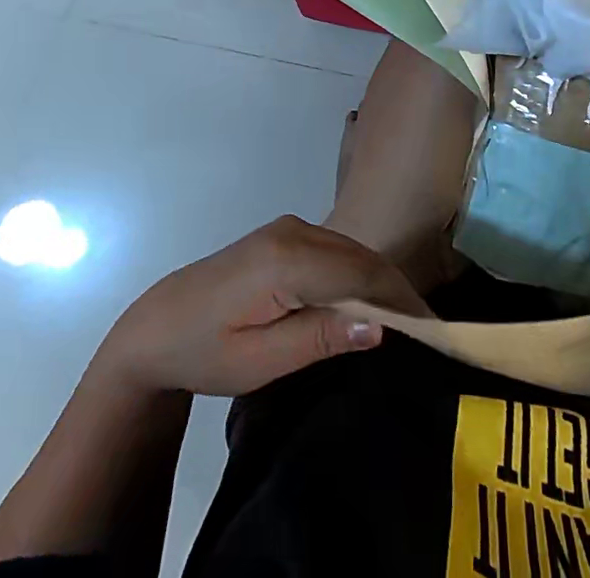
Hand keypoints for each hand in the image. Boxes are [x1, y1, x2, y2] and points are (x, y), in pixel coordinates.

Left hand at [92, 215, 430, 396]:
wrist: (155, 329)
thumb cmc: (203, 352)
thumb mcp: (260, 360)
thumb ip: (320, 337)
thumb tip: (380, 324)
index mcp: (285, 260)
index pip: (362, 275)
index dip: (402, 301)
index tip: (434, 332)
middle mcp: (292, 231)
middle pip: (362, 258)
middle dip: (396, 292)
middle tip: (427, 333)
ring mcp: (288, 229)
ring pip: (352, 252)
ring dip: (380, 284)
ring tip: (405, 323)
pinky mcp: (284, 235)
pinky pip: (336, 251)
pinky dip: (358, 275)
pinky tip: (367, 303)